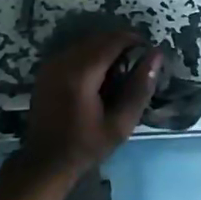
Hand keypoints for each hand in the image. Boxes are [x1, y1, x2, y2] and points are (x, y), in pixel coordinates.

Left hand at [22, 32, 162, 176]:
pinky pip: (75, 50)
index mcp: (81, 72)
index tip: (149, 54)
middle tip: (137, 64)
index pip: (114, 40)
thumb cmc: (85, 146)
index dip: (135, 41)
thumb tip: (156, 55)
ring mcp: (52, 63)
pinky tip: (99, 76)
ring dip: (106, 49)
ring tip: (120, 71)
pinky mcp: (47, 68)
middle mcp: (64, 60)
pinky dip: (91, 55)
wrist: (44, 162)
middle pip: (100, 37)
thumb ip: (140, 88)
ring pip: (87, 42)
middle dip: (121, 44)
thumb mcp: (120, 124)